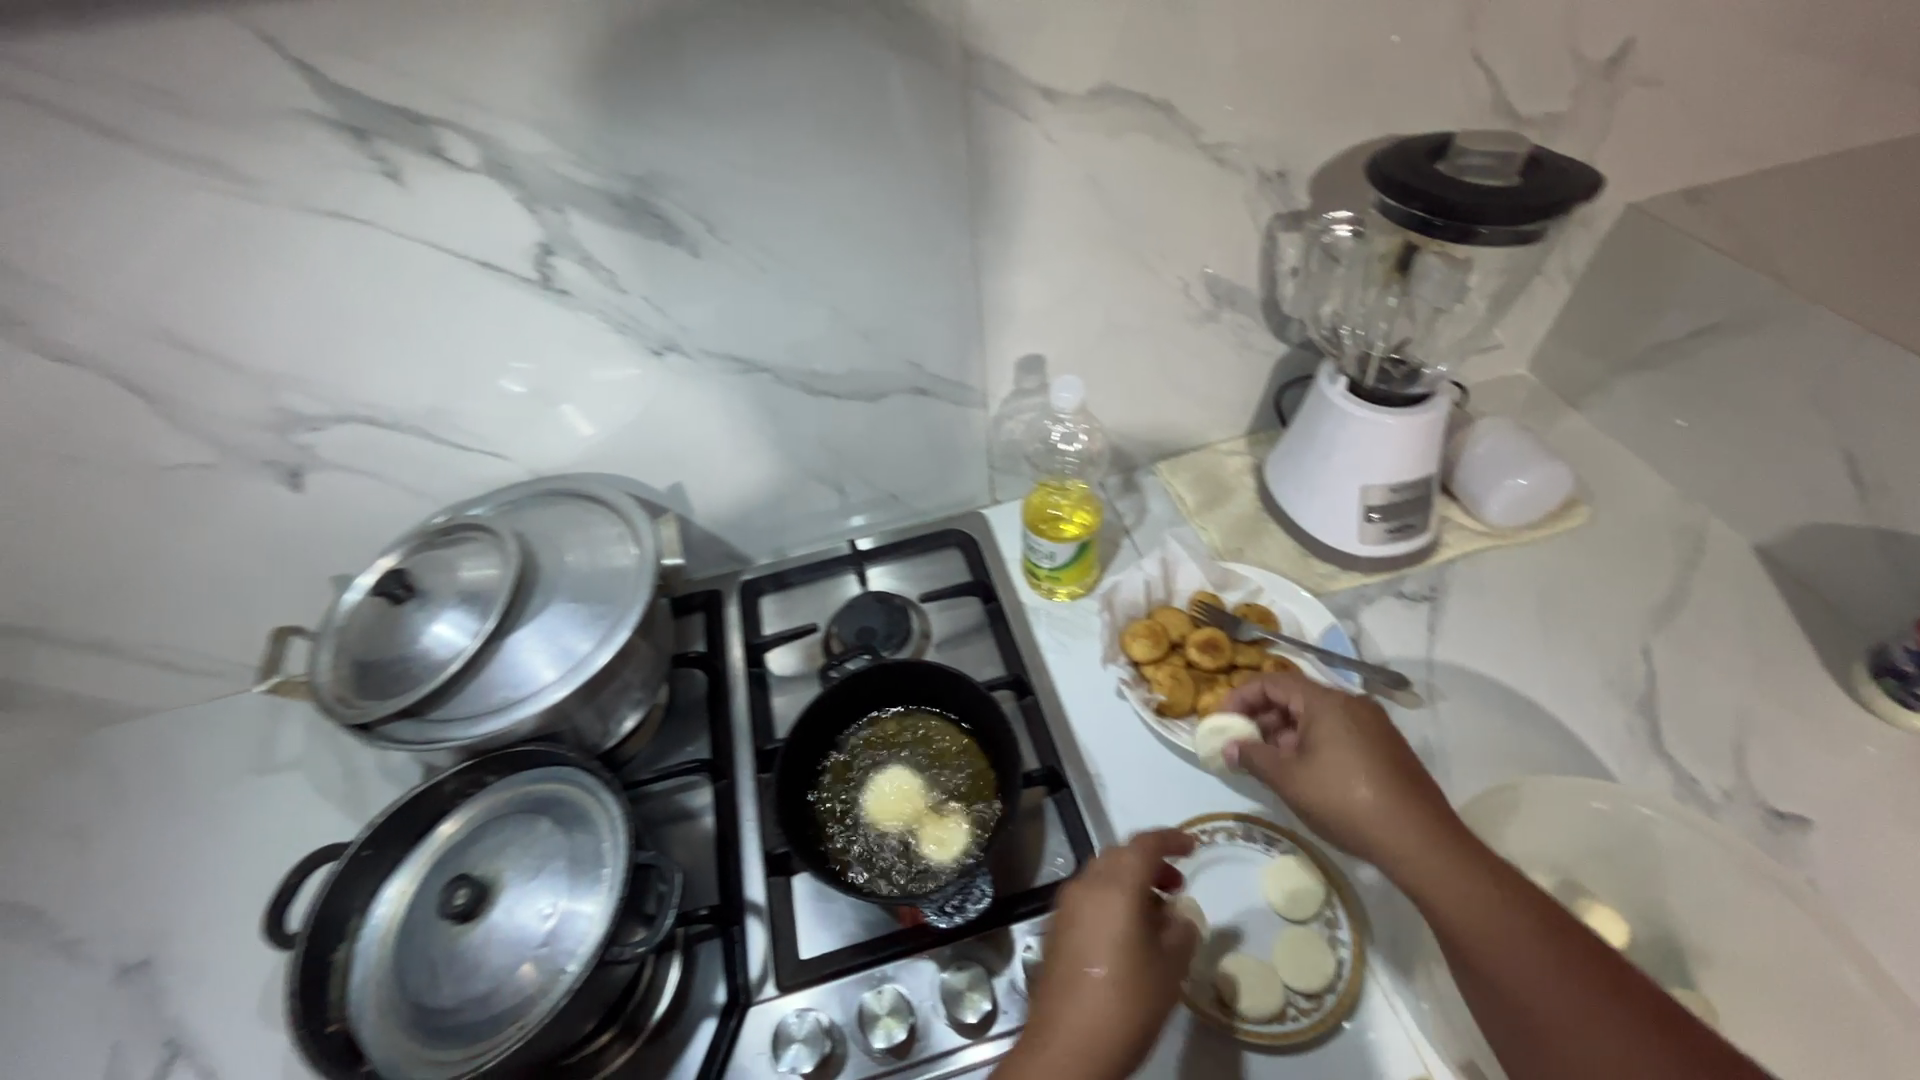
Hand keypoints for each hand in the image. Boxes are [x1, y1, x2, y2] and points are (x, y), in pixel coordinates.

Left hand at [1007, 829, 1199, 1079]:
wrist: (1067, 1047)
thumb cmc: (1127, 1003)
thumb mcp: (1170, 968)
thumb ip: (1181, 930)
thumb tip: (1180, 916)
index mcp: (1115, 886)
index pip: (1144, 844)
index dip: (1171, 840)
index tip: (1193, 848)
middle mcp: (1085, 886)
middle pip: (1119, 856)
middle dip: (1150, 863)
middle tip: (1176, 887)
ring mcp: (1065, 907)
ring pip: (1101, 876)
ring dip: (1130, 882)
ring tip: (1157, 915)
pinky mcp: (1055, 929)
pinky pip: (1088, 898)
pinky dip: (1111, 899)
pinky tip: (1129, 934)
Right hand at [1220, 670, 1464, 875]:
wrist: (1419, 839)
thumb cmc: (1345, 801)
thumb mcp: (1289, 780)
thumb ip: (1253, 757)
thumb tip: (1230, 747)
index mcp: (1326, 702)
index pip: (1271, 682)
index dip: (1240, 698)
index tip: (1222, 723)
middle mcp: (1350, 703)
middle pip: (1294, 697)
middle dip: (1262, 718)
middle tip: (1241, 746)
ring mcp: (1372, 724)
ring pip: (1316, 717)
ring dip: (1285, 734)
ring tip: (1268, 764)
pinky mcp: (1384, 746)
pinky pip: (1337, 732)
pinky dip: (1311, 744)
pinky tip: (1303, 774)